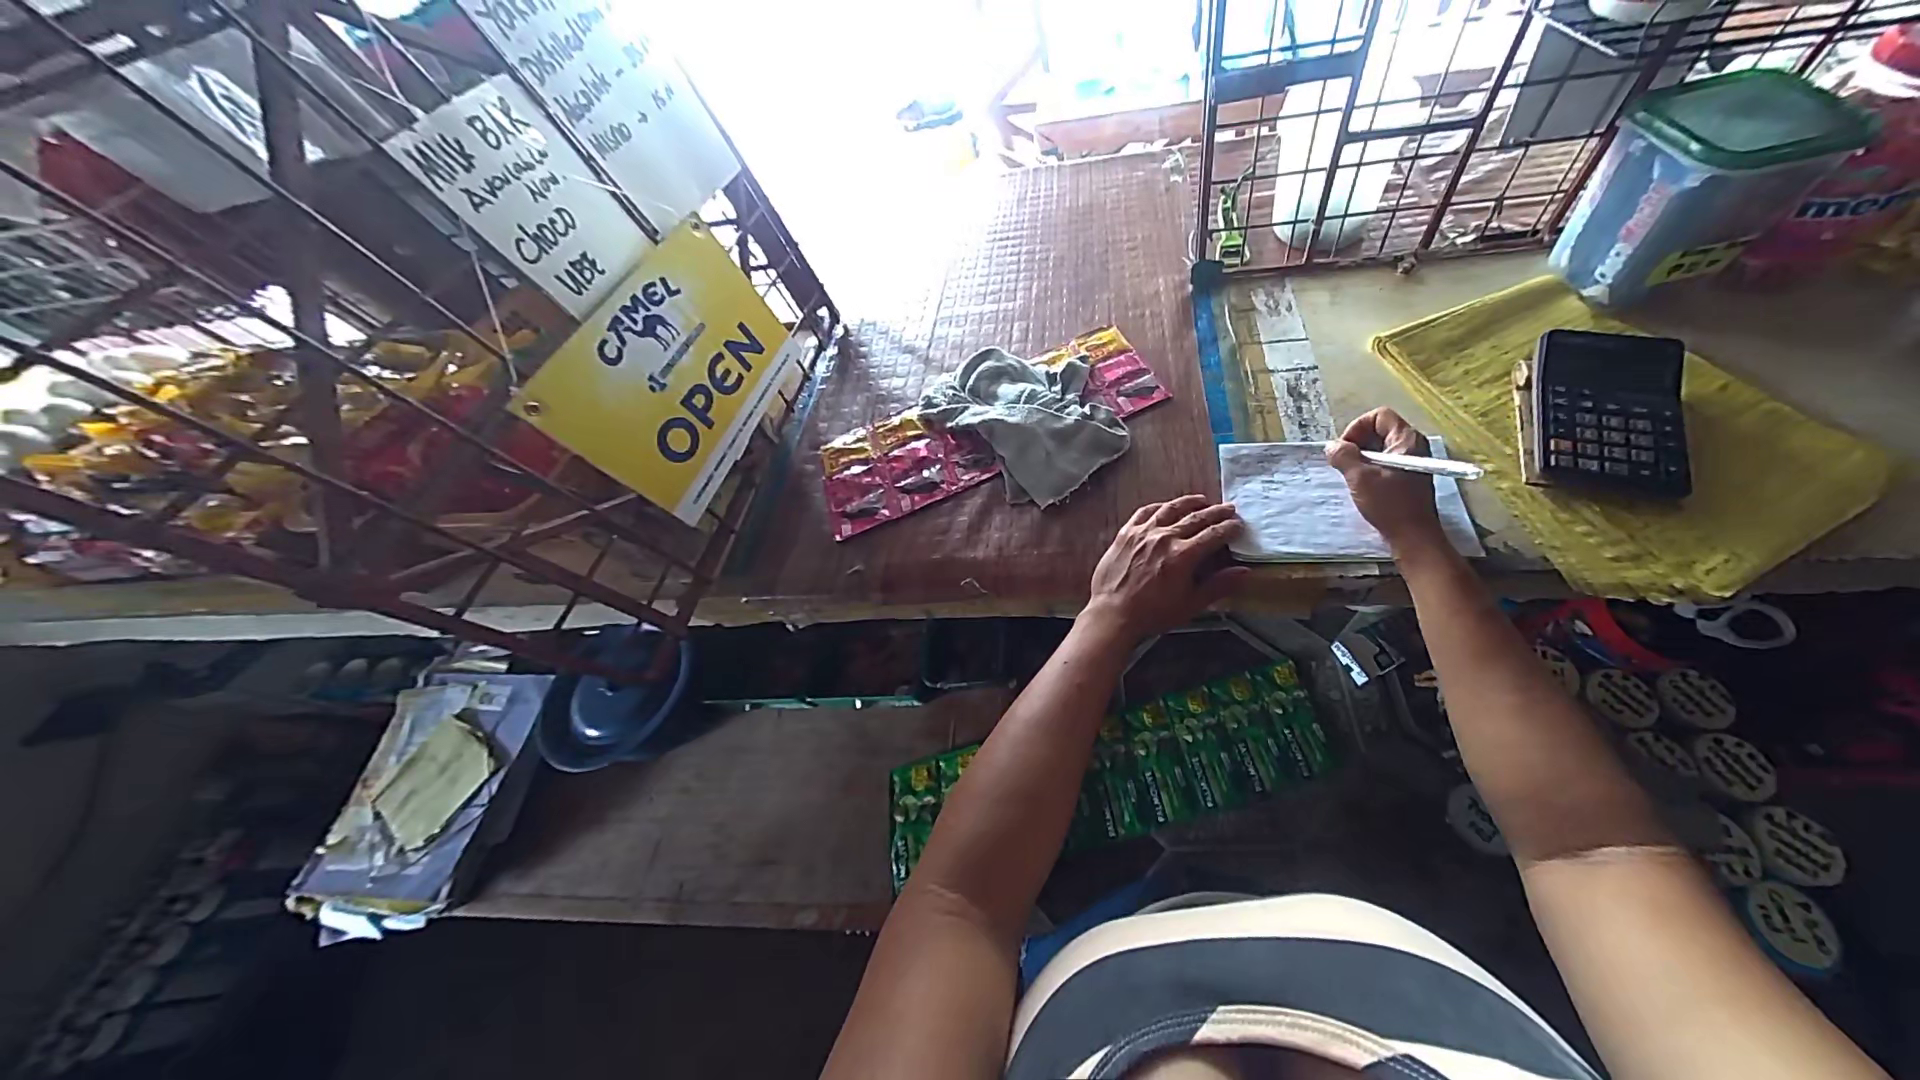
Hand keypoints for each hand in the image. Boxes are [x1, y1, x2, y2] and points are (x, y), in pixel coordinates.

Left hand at [1084, 495, 1250, 640]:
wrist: (1113, 613)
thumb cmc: (1152, 613)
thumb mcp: (1191, 604)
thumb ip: (1218, 586)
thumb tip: (1244, 572)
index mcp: (1183, 555)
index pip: (1214, 534)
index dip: (1230, 528)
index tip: (1238, 525)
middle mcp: (1165, 538)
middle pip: (1196, 518)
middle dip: (1216, 512)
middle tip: (1228, 509)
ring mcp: (1143, 533)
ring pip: (1171, 509)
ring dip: (1190, 503)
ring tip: (1202, 501)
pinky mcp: (1126, 533)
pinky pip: (1145, 512)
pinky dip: (1160, 507)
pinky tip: (1166, 506)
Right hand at [1326, 407, 1445, 553]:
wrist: (1413, 535)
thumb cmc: (1389, 504)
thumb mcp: (1360, 478)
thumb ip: (1343, 456)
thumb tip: (1331, 446)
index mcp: (1406, 440)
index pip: (1379, 415)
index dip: (1357, 427)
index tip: (1346, 448)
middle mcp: (1413, 445)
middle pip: (1379, 429)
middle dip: (1356, 442)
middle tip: (1344, 462)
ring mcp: (1412, 461)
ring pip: (1380, 446)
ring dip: (1361, 456)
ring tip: (1350, 474)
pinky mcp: (1407, 475)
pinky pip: (1384, 460)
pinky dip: (1369, 466)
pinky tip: (1361, 483)